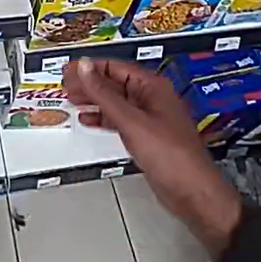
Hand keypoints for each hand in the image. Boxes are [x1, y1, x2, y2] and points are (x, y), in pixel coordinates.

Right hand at [63, 58, 242, 254]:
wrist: (194, 194)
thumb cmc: (173, 157)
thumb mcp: (132, 121)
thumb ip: (105, 94)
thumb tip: (85, 68)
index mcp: (152, 86)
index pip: (115, 66)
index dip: (90, 67)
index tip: (70, 69)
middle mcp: (151, 98)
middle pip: (114, 82)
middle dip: (89, 82)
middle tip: (66, 84)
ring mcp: (149, 117)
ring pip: (115, 100)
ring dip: (93, 99)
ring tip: (72, 98)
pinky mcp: (146, 135)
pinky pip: (119, 119)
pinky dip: (103, 116)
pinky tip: (89, 118)